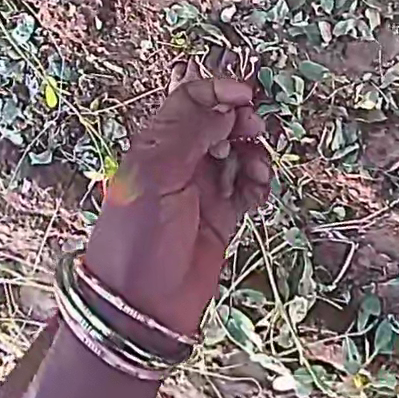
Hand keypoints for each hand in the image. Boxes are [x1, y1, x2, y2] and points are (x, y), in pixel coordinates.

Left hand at [83, 75, 271, 338]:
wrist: (142, 307)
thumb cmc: (139, 235)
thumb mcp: (157, 175)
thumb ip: (191, 134)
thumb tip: (226, 106)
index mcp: (159, 142)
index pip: (191, 99)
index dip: (219, 90)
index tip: (247, 94)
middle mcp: (184, 158)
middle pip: (221, 122)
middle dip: (242, 121)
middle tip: (254, 131)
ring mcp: (206, 185)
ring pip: (240, 151)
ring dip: (254, 154)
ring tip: (256, 172)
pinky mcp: (225, 212)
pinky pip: (250, 185)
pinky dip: (259, 183)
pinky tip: (258, 193)